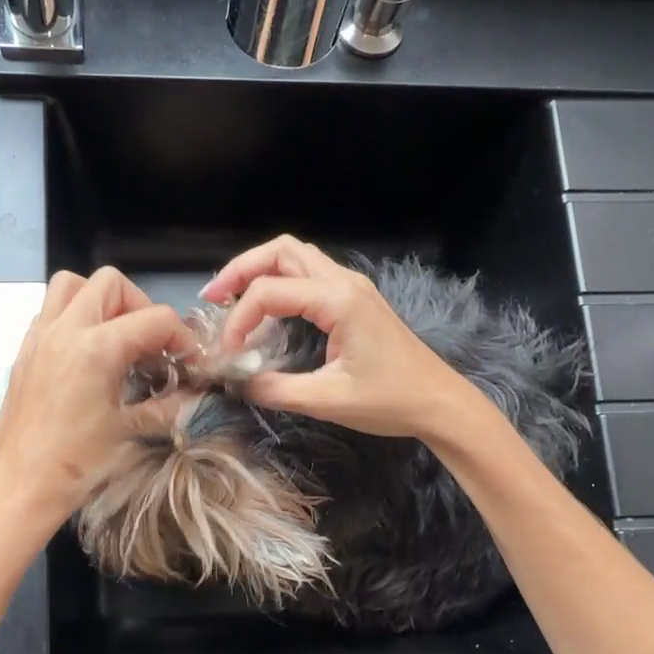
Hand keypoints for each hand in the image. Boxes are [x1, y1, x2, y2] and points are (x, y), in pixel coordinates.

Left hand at [0, 267, 196, 531]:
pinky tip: (87, 352)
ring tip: (116, 336)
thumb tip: (189, 396)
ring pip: (72, 284)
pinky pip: (50, 310)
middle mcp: (65, 330)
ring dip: (101, 300)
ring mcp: (40, 337)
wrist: (20, 486)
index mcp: (96, 348)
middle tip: (151, 343)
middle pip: (111, 283)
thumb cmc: (75, 465)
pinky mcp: (24, 351)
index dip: (181, 337)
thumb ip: (164, 406)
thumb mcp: (129, 432)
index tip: (188, 361)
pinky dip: (74, 316)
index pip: (155, 319)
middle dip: (141, 306)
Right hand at [200, 235, 471, 437]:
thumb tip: (238, 383)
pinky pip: (310, 276)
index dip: (239, 319)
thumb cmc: (390, 401)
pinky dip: (280, 283)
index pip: (270, 292)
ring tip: (232, 299)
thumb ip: (277, 390)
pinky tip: (267, 312)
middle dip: (242, 269)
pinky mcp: (355, 301)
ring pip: (297, 257)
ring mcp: (352, 288)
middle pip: (283, 250)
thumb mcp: (327, 401)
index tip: (228, 354)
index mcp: (339, 301)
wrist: (439, 403)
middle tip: (214, 298)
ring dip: (260, 271)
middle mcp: (344, 283)